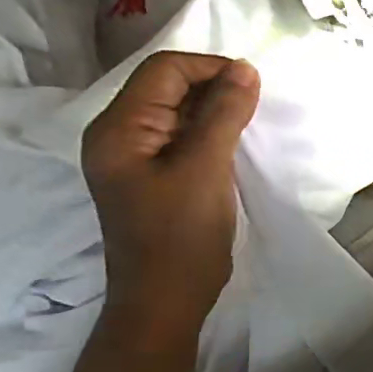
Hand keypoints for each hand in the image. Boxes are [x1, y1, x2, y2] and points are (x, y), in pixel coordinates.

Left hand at [82, 52, 259, 308]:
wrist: (166, 303)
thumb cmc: (181, 237)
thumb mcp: (205, 169)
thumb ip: (224, 113)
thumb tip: (246, 68)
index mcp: (118, 128)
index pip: (164, 70)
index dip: (210, 68)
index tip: (253, 85)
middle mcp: (118, 134)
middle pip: (167, 85)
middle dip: (214, 86)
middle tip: (254, 105)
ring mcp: (134, 155)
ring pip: (178, 109)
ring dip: (215, 108)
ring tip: (248, 123)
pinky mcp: (152, 173)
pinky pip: (181, 134)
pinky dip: (210, 130)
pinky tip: (233, 141)